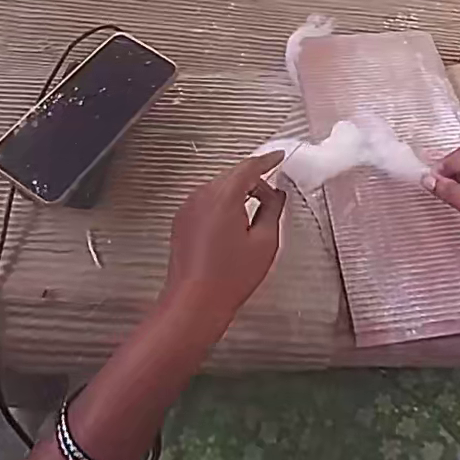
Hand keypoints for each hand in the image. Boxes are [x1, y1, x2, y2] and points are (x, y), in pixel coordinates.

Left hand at [157, 152, 286, 336]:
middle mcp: (202, 196)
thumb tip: (276, 196)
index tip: (277, 157)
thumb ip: (272, 209)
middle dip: (254, 181)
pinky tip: (233, 226)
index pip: (249, 167)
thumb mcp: (264, 242)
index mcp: (223, 197)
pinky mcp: (182, 220)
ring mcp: (188, 207)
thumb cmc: (228, 278)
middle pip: (232, 176)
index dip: (267, 160)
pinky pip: (206, 201)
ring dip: (238, 194)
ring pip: (219, 188)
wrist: (195, 302)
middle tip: (272, 197)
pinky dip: (222, 205)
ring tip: (254, 217)